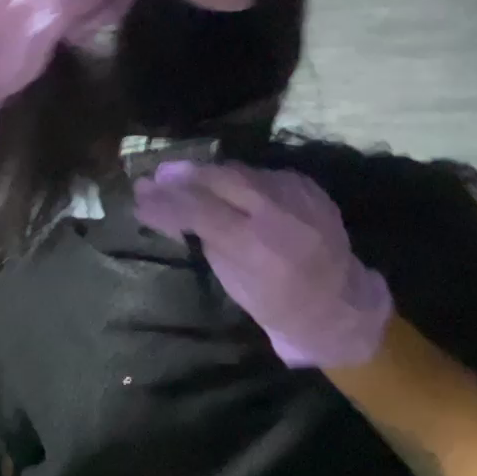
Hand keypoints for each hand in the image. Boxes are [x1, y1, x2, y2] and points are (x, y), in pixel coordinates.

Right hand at [132, 161, 391, 367]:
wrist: (337, 303)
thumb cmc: (275, 302)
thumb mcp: (231, 277)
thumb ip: (205, 236)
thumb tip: (169, 208)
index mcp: (255, 245)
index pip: (199, 209)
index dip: (165, 201)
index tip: (139, 199)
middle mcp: (277, 212)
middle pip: (220, 177)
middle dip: (183, 175)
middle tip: (154, 177)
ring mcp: (296, 194)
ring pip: (240, 171)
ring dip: (208, 174)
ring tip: (180, 177)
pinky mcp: (306, 185)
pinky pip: (262, 175)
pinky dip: (237, 180)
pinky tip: (221, 187)